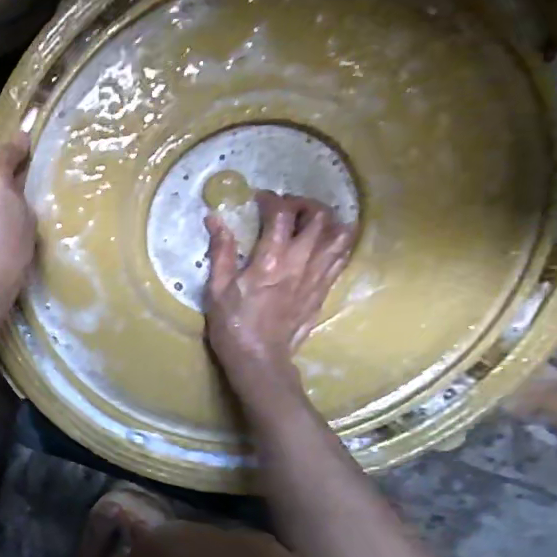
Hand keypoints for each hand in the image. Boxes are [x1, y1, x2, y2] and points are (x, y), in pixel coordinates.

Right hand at [203, 190, 355, 388]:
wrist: (259, 358)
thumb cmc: (232, 324)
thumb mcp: (216, 289)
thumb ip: (220, 251)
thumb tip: (214, 218)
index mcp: (270, 260)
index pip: (281, 215)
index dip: (272, 199)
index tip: (260, 199)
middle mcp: (301, 262)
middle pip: (319, 216)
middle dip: (304, 203)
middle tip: (287, 208)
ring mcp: (317, 275)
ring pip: (339, 233)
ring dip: (327, 219)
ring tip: (309, 221)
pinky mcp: (324, 288)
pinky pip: (342, 255)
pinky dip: (337, 240)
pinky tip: (323, 242)